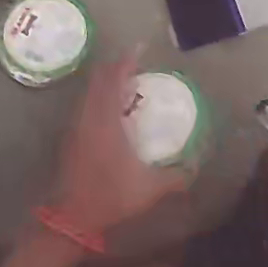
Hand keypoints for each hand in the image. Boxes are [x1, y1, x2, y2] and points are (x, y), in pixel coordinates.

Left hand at [48, 54, 186, 240]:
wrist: (70, 218)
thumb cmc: (110, 196)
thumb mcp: (149, 188)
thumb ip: (175, 177)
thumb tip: (196, 168)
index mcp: (106, 121)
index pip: (114, 80)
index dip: (126, 62)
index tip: (139, 49)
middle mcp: (88, 117)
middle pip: (99, 80)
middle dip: (116, 67)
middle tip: (135, 62)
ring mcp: (76, 126)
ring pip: (90, 92)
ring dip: (106, 81)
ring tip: (125, 81)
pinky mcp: (71, 137)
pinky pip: (86, 105)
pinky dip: (99, 97)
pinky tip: (111, 108)